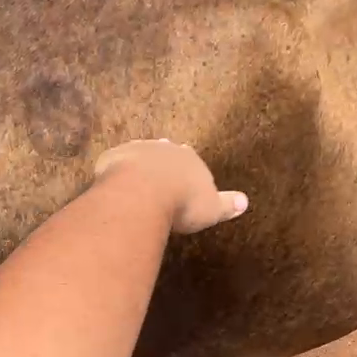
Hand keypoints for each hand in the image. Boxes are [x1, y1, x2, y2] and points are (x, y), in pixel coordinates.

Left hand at [92, 139, 247, 234]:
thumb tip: (246, 202)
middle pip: (163, 152)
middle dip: (160, 162)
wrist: (144, 193)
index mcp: (188, 158)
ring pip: (137, 155)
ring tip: (132, 183)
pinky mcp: (112, 157)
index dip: (184, 169)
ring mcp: (136, 150)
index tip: (181, 179)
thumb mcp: (211, 209)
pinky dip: (112, 173)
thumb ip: (226, 205)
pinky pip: (113, 164)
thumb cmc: (182, 203)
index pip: (189, 159)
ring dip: (135, 166)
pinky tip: (110, 187)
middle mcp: (163, 148)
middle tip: (156, 178)